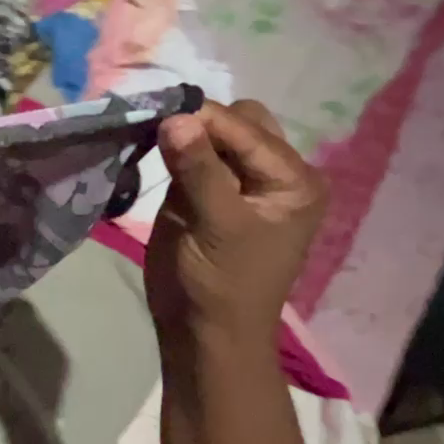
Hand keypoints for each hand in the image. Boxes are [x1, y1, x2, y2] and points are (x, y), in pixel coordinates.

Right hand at [144, 101, 327, 350]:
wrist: (203, 333)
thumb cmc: (220, 283)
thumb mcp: (216, 225)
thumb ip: (199, 169)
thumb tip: (175, 116)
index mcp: (293, 179)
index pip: (245, 128)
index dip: (202, 117)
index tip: (154, 111)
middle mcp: (274, 173)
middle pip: (236, 122)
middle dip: (197, 121)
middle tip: (155, 129)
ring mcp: (240, 183)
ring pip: (214, 136)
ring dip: (184, 133)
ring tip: (150, 136)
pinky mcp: (210, 194)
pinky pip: (194, 157)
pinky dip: (174, 150)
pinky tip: (152, 149)